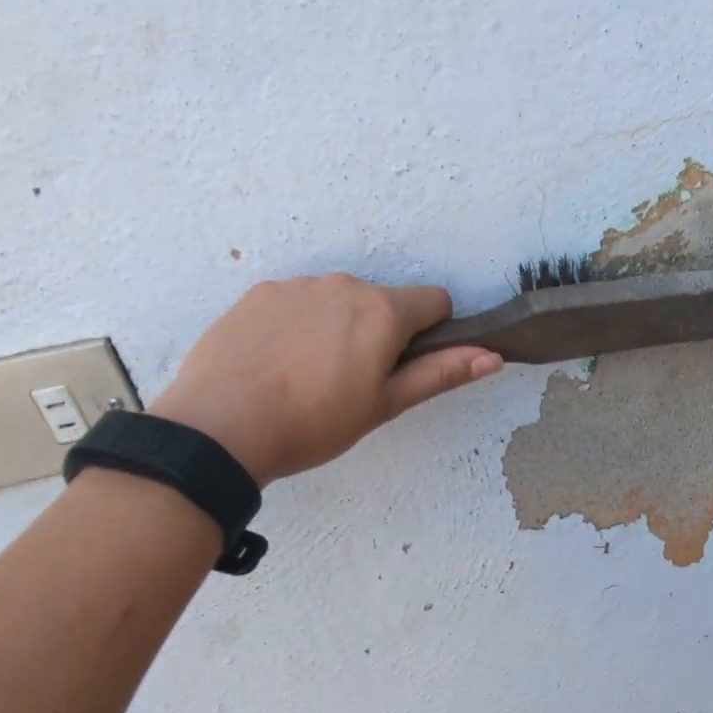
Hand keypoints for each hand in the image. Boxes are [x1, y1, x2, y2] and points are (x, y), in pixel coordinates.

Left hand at [149, 275, 501, 485]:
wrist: (221, 427)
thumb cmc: (313, 423)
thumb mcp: (385, 405)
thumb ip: (441, 373)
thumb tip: (491, 356)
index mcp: (383, 311)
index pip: (434, 300)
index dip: (430, 333)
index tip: (404, 366)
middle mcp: (343, 285)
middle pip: (382, 301)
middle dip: (379, 332)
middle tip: (352, 384)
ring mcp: (297, 286)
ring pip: (337, 301)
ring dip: (337, 327)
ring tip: (308, 378)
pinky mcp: (258, 294)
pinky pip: (296, 302)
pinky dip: (297, 325)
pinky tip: (277, 365)